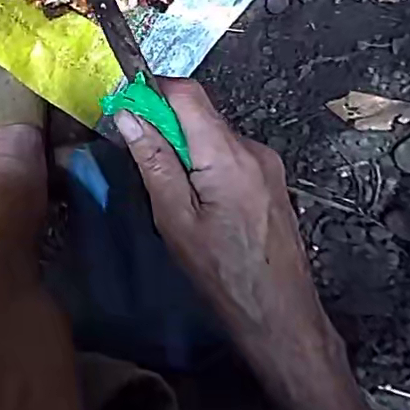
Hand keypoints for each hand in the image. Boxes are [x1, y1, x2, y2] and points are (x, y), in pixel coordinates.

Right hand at [116, 80, 330, 354]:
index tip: (126, 107)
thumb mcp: (175, 219)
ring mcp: (266, 163)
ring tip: (171, 189)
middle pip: (200, 113)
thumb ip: (153, 161)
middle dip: (165, 124)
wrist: (283, 319)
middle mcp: (252, 149)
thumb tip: (128, 116)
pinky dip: (204, 160)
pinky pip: (229, 152)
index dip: (153, 90)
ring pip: (213, 133)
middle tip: (140, 156)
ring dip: (184, 145)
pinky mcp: (271, 178)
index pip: (188, 93)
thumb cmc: (222, 274)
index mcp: (227, 155)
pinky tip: (198, 199)